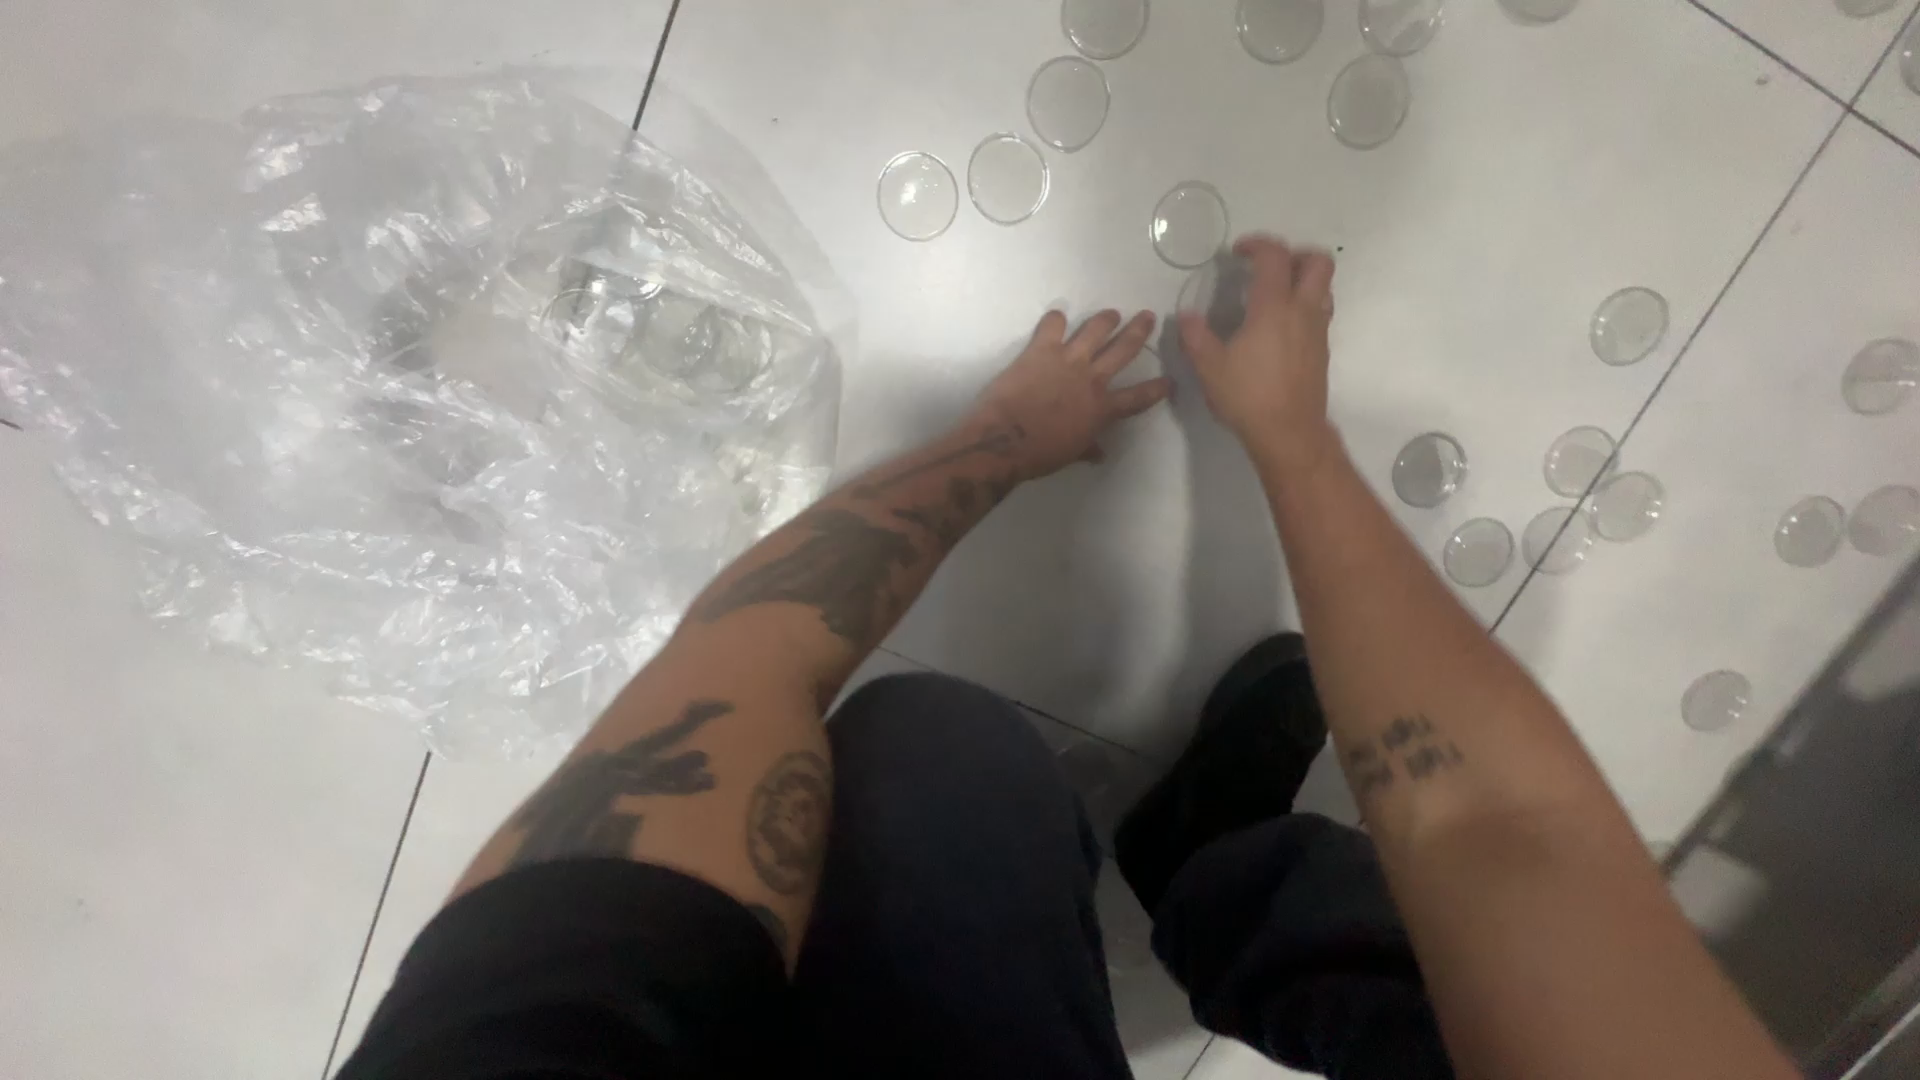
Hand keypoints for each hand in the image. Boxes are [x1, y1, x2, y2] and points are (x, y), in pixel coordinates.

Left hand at [968, 310, 1173, 480]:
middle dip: (1138, 332)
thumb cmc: (1040, 454)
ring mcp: (1068, 360)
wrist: (1006, 440)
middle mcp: (1092, 379)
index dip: (1156, 389)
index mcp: (1102, 409)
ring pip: (1095, 330)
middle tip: (1147, 316)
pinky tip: (1057, 316)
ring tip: (1111, 313)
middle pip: (1123, 350)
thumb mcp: (1070, 454)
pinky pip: (1053, 325)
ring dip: (1105, 319)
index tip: (1169, 380)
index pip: (1137, 397)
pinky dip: (1055, 319)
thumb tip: (1099, 454)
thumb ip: (1087, 447)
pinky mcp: (1042, 349)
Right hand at [1179, 235, 1337, 475]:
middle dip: (1294, 255)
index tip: (1238, 251)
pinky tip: (1279, 328)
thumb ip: (1196, 337)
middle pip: (1318, 262)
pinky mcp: (1321, 350)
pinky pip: (1319, 313)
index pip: (1274, 257)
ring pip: (1324, 287)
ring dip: (1303, 280)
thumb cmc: (1247, 396)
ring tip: (1274, 295)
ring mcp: (1317, 331)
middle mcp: (1302, 311)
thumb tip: (1186, 316)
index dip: (1258, 244)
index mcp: (1273, 308)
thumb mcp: (1209, 367)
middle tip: (1268, 268)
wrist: (1288, 432)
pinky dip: (1303, 306)